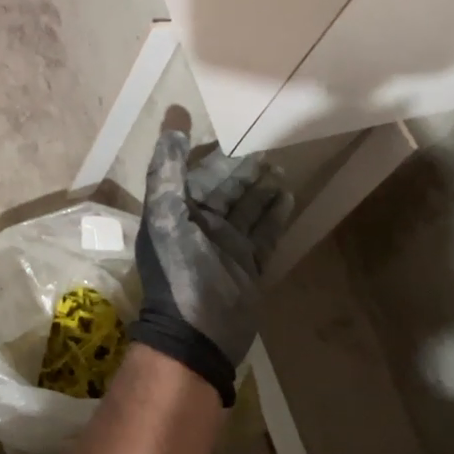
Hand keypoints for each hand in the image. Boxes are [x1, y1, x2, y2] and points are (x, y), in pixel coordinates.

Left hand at [128, 120, 292, 406]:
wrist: (197, 335)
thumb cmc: (178, 271)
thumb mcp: (165, 215)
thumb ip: (168, 168)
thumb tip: (173, 118)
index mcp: (176, 211)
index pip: (197, 173)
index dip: (213, 154)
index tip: (233, 130)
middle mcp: (201, 225)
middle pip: (226, 187)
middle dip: (244, 167)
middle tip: (268, 145)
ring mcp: (227, 245)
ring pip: (248, 207)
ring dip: (262, 186)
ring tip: (281, 166)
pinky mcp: (249, 265)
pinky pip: (265, 232)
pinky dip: (275, 213)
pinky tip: (288, 195)